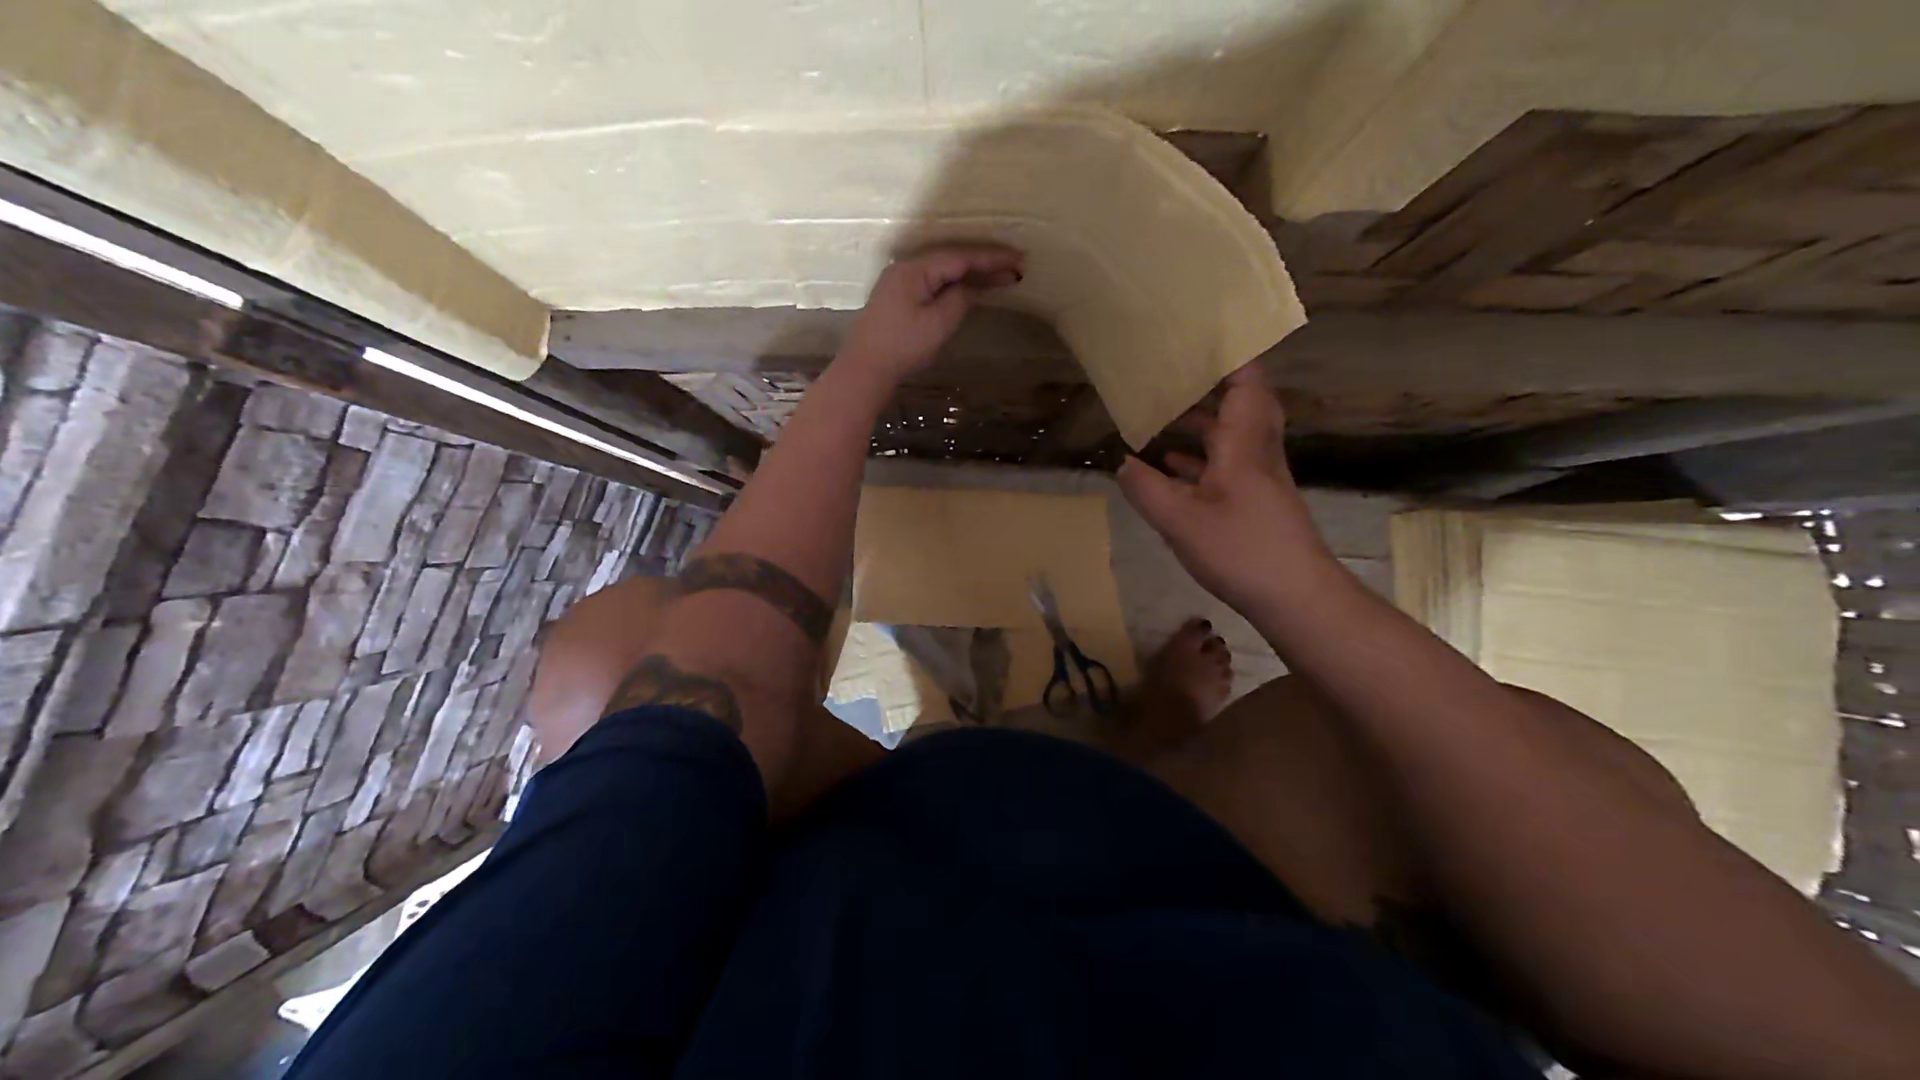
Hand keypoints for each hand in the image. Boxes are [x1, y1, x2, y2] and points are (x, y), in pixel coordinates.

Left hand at [838, 243, 1023, 380]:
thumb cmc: (902, 346)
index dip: (991, 258)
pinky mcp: (898, 298)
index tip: (1018, 259)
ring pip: (943, 270)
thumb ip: (960, 298)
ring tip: (1000, 276)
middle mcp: (907, 268)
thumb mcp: (938, 323)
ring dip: (971, 273)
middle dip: (985, 262)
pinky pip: (933, 281)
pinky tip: (969, 288)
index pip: (961, 257)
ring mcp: (900, 282)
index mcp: (916, 269)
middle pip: (952, 259)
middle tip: (1016, 265)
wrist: (864, 368)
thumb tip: (974, 285)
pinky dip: (955, 283)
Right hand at [1116, 364, 1329, 610]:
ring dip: (1202, 421)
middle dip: (1211, 383)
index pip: (1247, 381)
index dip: (1230, 354)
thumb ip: (1146, 489)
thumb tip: (1122, 463)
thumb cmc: (1242, 550)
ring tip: (1164, 414)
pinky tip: (1173, 467)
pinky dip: (1202, 457)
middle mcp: (1257, 451)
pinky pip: (1228, 462)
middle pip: (1243, 402)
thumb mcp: (1180, 521)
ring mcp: (1260, 477)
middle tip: (1177, 370)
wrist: (1296, 596)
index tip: (1202, 334)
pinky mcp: (1258, 501)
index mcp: (1244, 443)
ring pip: (1233, 433)